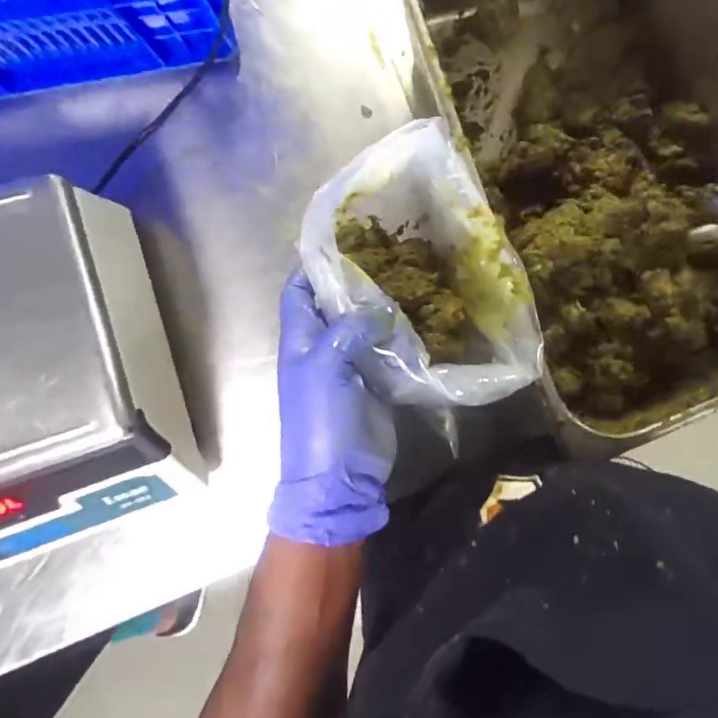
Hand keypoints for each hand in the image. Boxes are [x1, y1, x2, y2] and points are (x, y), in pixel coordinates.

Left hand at [269, 271, 396, 546]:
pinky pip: (385, 351)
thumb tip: (376, 306)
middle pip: (335, 306)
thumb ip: (347, 330)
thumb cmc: (322, 421)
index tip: (340, 240)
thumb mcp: (326, 368)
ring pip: (363, 327)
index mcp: (300, 341)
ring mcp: (350, 367)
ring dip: (381, 308)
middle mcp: (322, 349)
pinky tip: (418, 319)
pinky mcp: (376, 383)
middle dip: (354, 282)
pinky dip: (398, 336)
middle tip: (389, 257)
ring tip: (409, 280)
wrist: (340, 477)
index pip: (298, 292)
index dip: (312, 266)